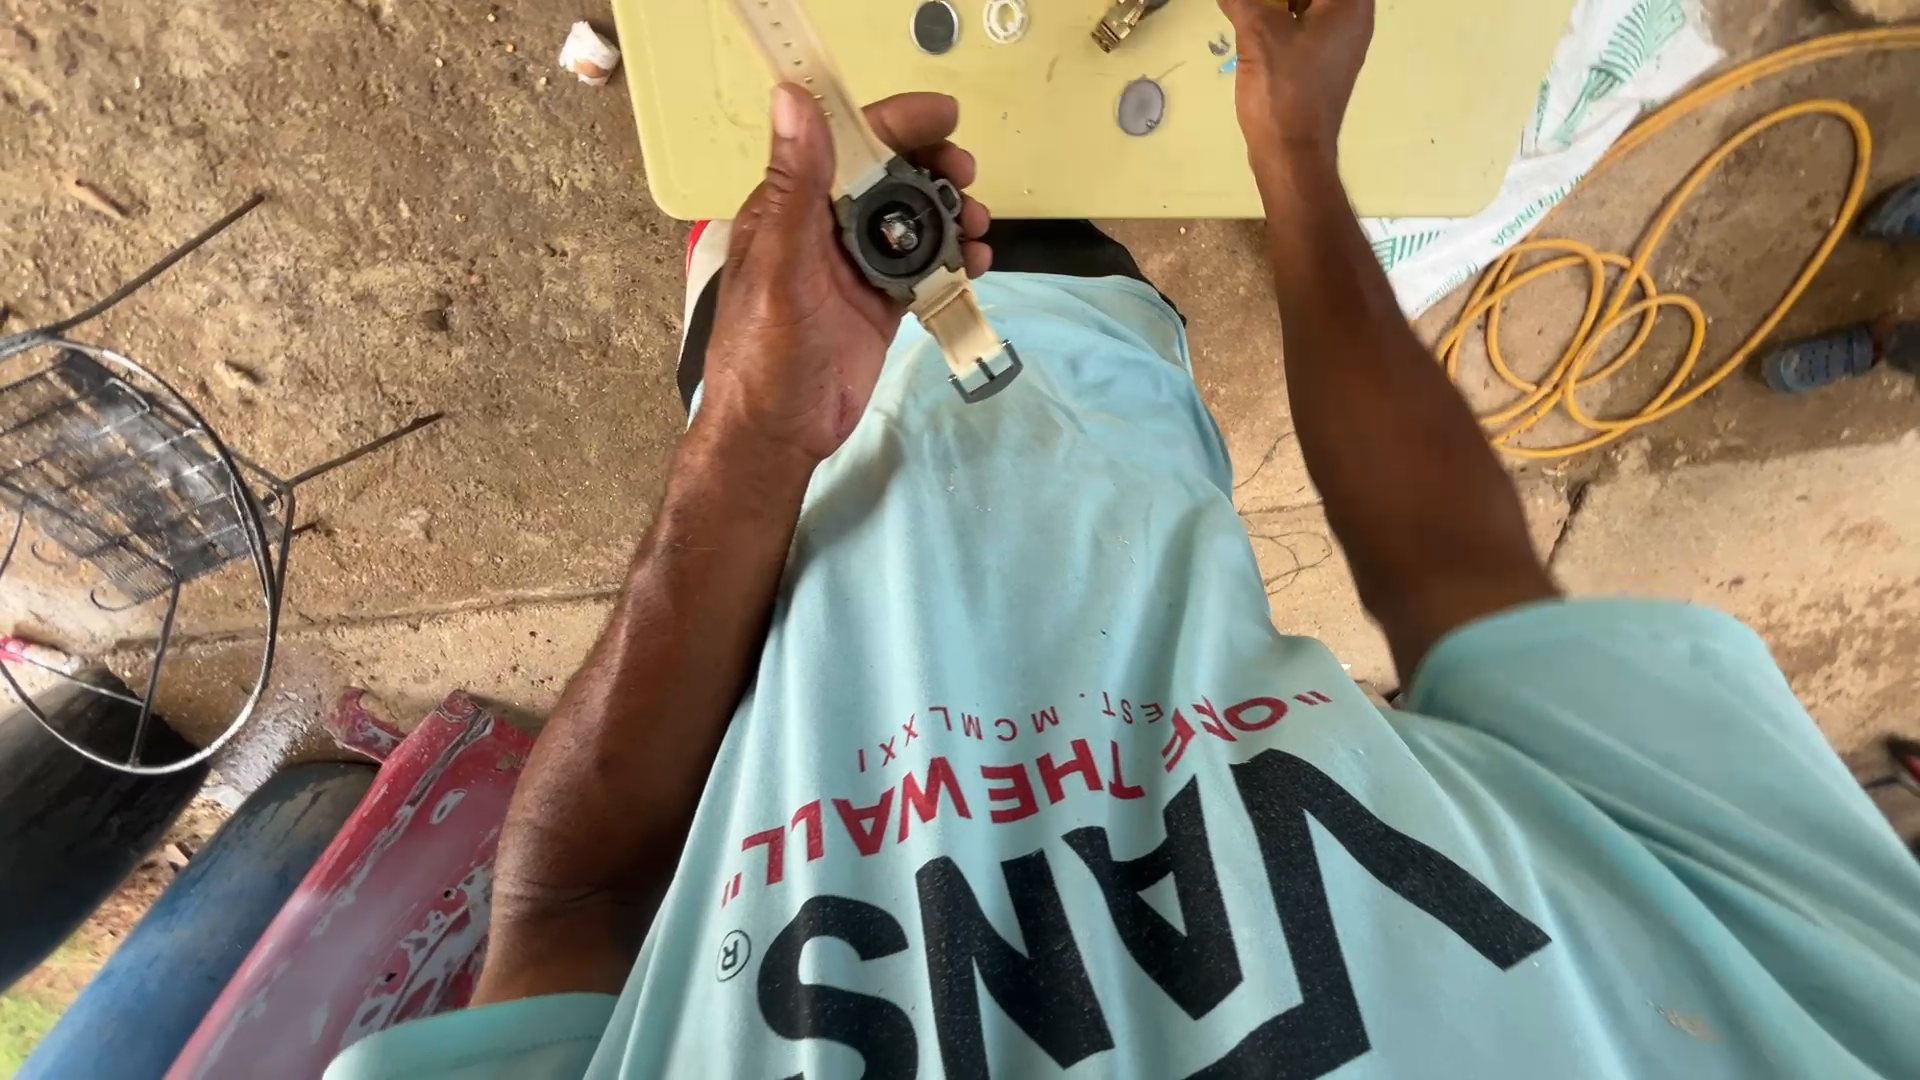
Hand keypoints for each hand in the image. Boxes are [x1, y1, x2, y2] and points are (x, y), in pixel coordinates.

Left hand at [697, 85, 991, 465]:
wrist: (780, 431)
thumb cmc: (768, 356)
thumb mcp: (779, 271)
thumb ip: (794, 191)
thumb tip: (794, 98)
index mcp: (792, 209)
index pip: (847, 145)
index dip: (896, 123)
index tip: (947, 117)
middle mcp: (827, 230)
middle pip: (888, 178)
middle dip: (934, 170)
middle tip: (969, 180)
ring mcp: (857, 269)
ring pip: (912, 223)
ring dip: (951, 217)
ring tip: (980, 228)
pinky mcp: (881, 305)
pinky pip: (922, 270)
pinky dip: (952, 261)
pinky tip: (975, 264)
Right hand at [1218, 0, 1374, 165]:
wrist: (1291, 156)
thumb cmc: (1282, 93)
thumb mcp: (1258, 36)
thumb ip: (1243, 1)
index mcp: (1349, 0)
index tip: (1260, 4)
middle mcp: (1354, 16)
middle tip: (1249, 6)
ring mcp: (1340, 44)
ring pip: (1309, 8)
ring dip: (1277, 8)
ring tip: (1248, 13)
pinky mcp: (1324, 66)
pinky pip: (1305, 31)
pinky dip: (1282, 25)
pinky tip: (1254, 31)